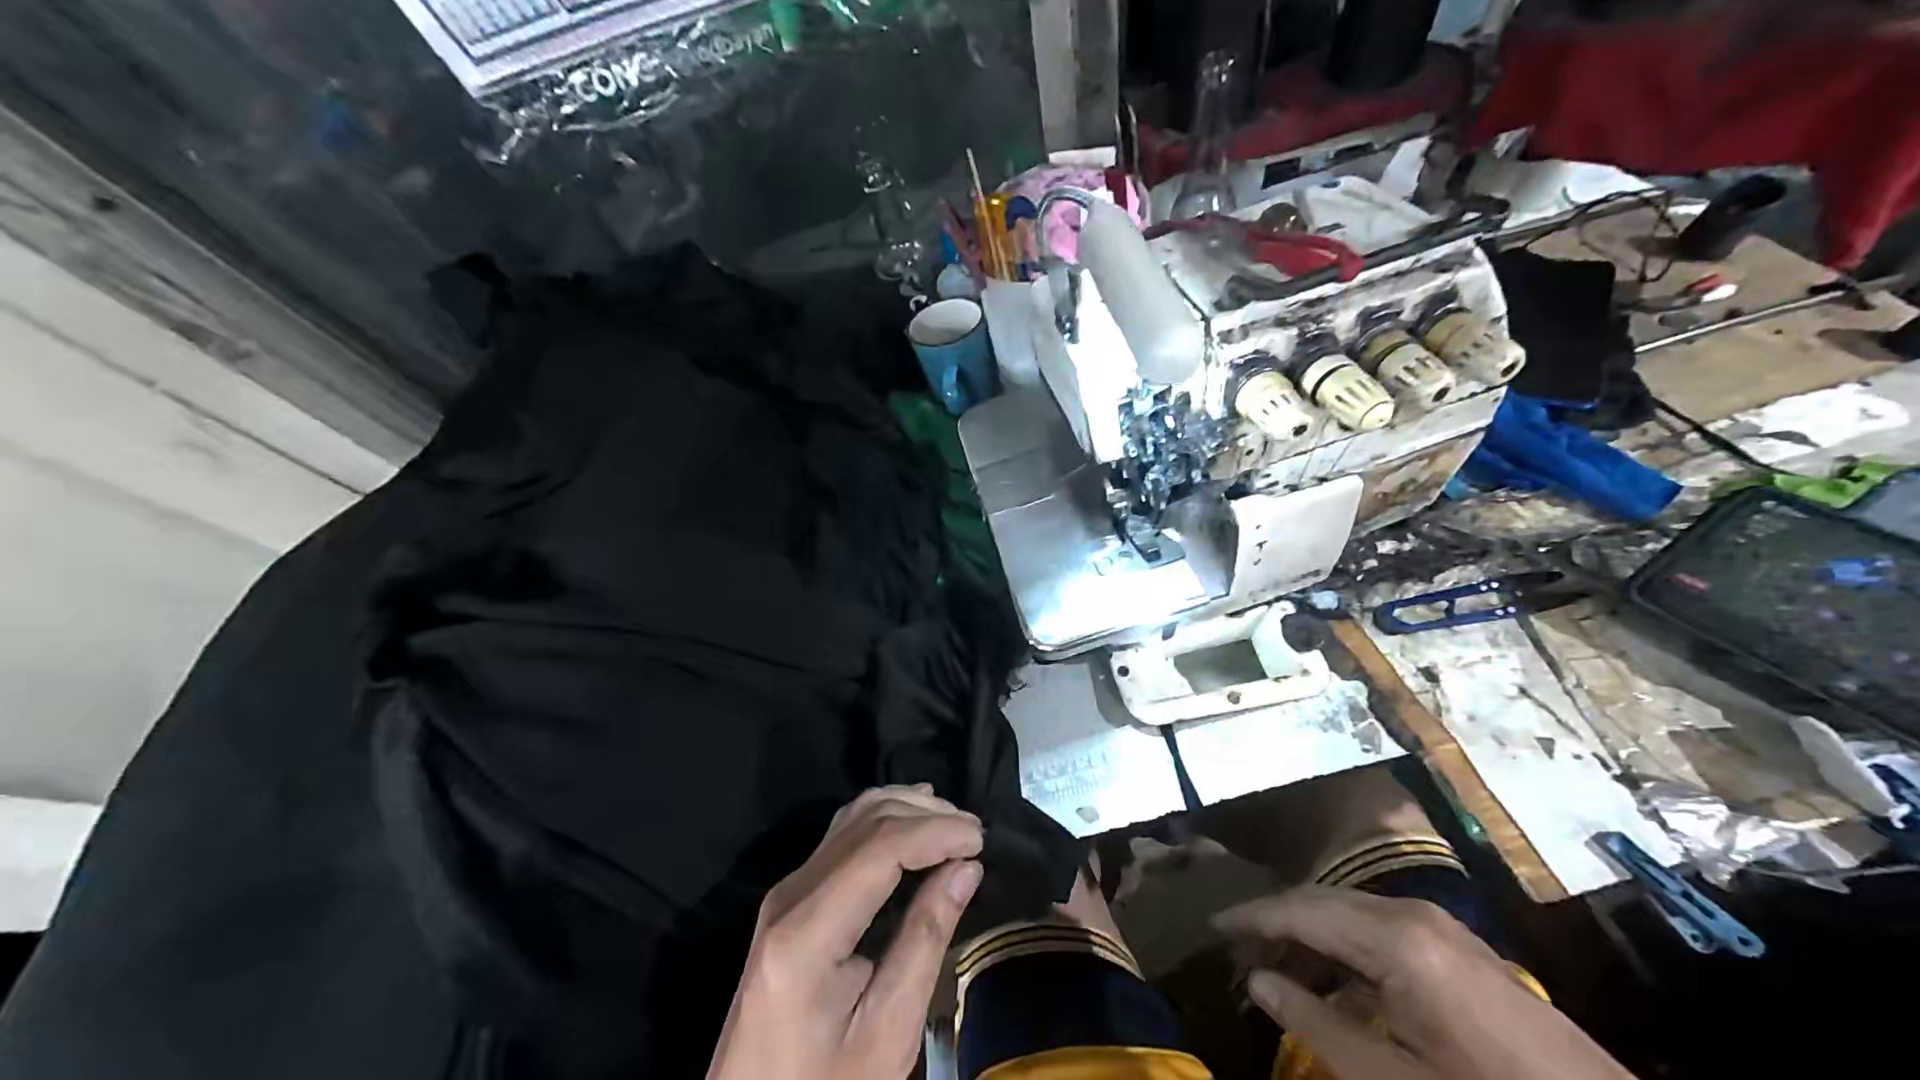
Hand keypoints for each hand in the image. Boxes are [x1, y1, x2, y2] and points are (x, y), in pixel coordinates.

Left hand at [706, 785, 984, 1079]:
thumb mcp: (888, 1032)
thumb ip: (925, 941)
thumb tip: (966, 869)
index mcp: (808, 931)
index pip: (878, 847)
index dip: (934, 831)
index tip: (981, 840)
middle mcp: (791, 893)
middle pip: (865, 822)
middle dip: (926, 815)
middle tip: (976, 834)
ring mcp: (787, 890)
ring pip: (852, 818)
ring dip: (907, 810)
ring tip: (955, 825)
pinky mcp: (792, 896)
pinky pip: (842, 835)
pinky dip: (884, 819)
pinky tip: (914, 820)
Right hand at [1216, 886, 1635, 1079]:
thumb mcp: (1391, 1078)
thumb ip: (1315, 1022)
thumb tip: (1257, 981)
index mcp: (1393, 938)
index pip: (1300, 909)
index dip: (1251, 916)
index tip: (1211, 925)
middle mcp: (1411, 914)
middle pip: (1321, 900)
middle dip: (1276, 921)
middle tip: (1237, 949)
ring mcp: (1439, 925)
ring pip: (1349, 909)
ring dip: (1309, 931)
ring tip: (1276, 964)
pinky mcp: (1457, 945)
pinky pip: (1379, 925)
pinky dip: (1343, 942)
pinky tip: (1331, 973)